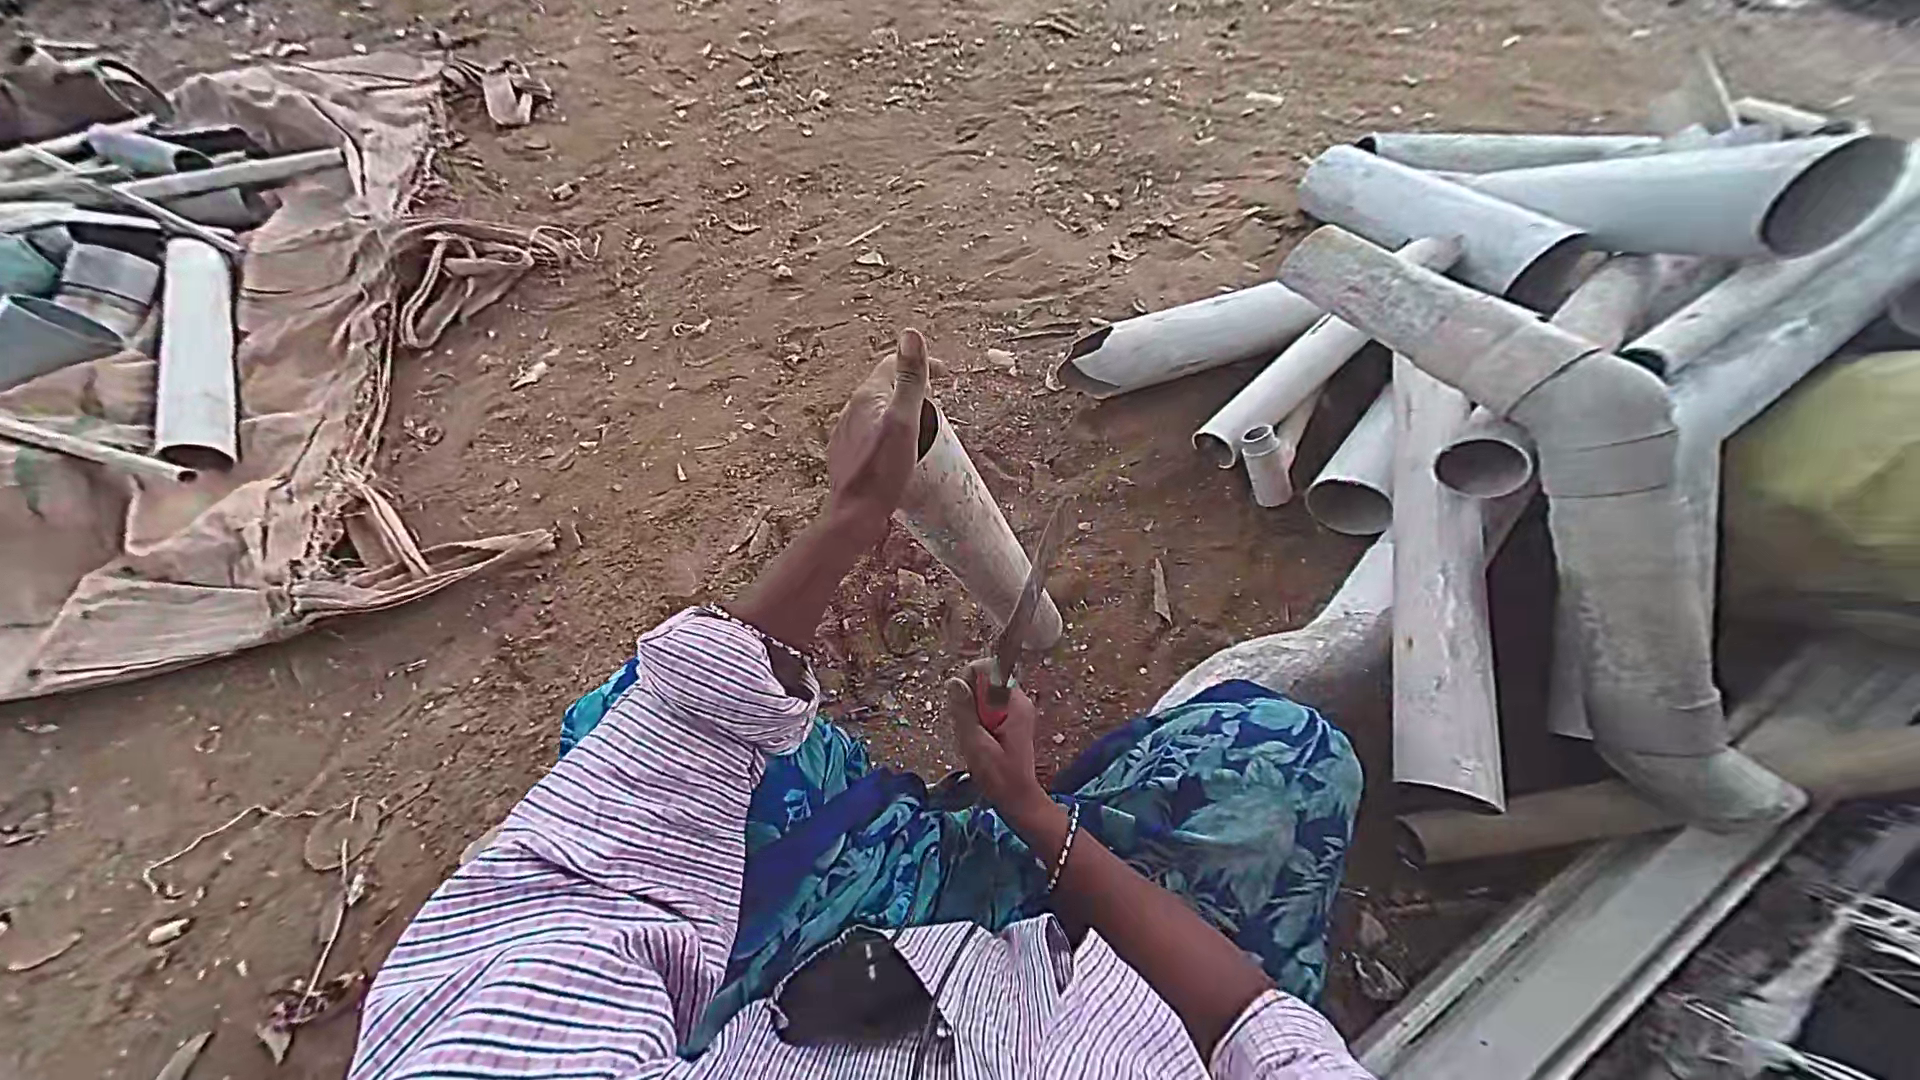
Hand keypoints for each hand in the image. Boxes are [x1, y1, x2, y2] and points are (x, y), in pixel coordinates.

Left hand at [824, 329, 932, 546]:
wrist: (854, 515)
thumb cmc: (883, 472)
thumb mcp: (905, 422)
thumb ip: (909, 380)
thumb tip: (911, 334)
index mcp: (866, 397)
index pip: (894, 366)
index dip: (921, 364)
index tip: (944, 373)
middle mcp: (851, 410)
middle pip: (886, 389)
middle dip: (913, 390)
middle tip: (937, 404)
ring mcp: (846, 433)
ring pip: (878, 412)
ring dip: (901, 412)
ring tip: (923, 428)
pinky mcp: (847, 454)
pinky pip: (872, 433)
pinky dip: (889, 432)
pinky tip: (899, 451)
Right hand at [944, 659, 1050, 820]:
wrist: (1018, 800)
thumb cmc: (1000, 777)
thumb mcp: (976, 745)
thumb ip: (965, 712)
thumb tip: (954, 681)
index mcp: (1014, 703)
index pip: (988, 669)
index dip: (968, 681)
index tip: (961, 707)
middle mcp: (1017, 700)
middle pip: (983, 681)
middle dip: (968, 701)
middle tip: (968, 730)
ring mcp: (1014, 709)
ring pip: (982, 696)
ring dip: (970, 713)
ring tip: (974, 738)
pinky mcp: (1009, 719)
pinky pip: (986, 708)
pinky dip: (976, 721)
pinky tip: (978, 741)